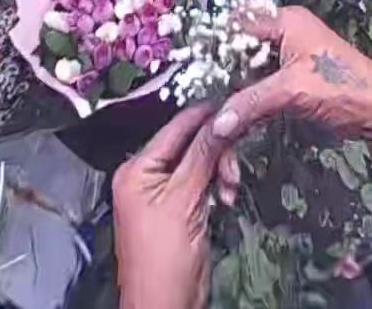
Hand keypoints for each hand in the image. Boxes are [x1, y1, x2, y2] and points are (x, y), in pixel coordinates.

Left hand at [112, 102, 234, 308]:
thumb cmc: (163, 262)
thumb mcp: (184, 201)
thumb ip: (203, 155)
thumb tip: (222, 118)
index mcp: (137, 168)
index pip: (176, 127)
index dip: (206, 116)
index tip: (235, 108)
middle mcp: (147, 174)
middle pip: (191, 143)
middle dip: (216, 152)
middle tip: (233, 166)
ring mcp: (163, 190)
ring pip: (201, 161)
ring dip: (220, 170)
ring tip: (230, 188)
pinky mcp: (179, 205)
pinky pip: (202, 180)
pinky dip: (216, 185)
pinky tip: (225, 197)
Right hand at [207, 6, 371, 173]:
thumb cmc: (341, 88)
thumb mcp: (292, 91)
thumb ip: (251, 102)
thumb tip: (217, 123)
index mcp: (286, 20)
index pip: (240, 24)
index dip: (217, 44)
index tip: (193, 67)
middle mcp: (286, 30)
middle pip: (244, 43)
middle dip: (224, 65)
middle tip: (199, 88)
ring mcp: (291, 53)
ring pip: (253, 63)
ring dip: (236, 82)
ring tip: (211, 102)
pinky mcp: (296, 75)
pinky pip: (264, 78)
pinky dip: (250, 92)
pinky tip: (235, 110)